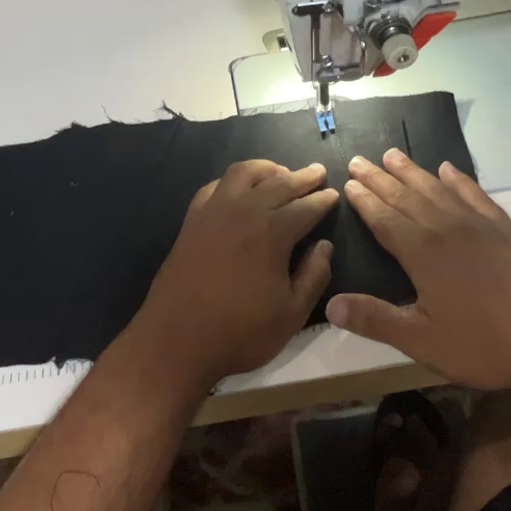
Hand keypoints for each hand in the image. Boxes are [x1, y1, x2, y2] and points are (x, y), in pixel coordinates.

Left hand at [126, 160, 338, 390]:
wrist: (176, 341)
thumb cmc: (240, 332)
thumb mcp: (291, 314)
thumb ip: (314, 276)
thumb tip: (324, 246)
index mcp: (272, 232)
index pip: (306, 207)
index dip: (323, 200)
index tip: (334, 194)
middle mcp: (243, 211)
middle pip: (278, 183)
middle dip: (302, 177)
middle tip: (317, 173)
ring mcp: (213, 212)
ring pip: (243, 173)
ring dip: (267, 169)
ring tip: (281, 173)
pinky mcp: (191, 221)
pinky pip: (215, 187)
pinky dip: (233, 181)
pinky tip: (240, 190)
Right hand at [325, 150, 510, 390]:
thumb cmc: (485, 344)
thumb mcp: (422, 341)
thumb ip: (375, 320)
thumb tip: (331, 305)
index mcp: (422, 253)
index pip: (384, 219)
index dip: (365, 201)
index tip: (349, 182)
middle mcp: (446, 229)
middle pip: (406, 197)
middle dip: (380, 179)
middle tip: (360, 160)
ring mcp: (479, 226)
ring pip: (437, 189)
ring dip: (413, 172)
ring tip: (394, 155)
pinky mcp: (505, 230)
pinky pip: (475, 195)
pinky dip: (459, 180)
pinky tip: (449, 170)